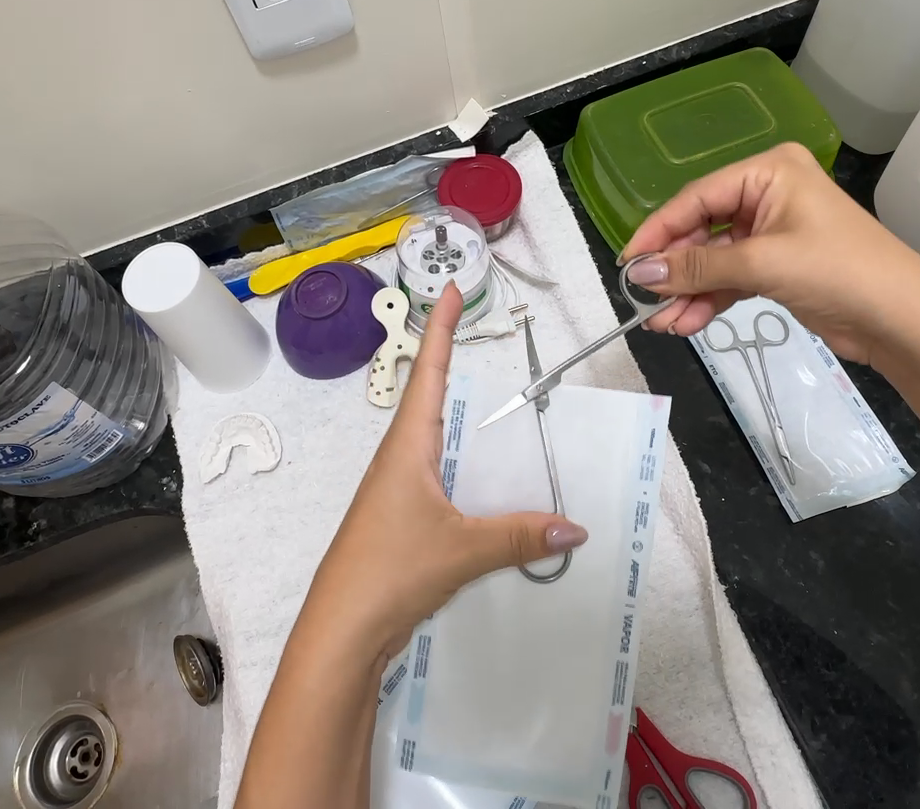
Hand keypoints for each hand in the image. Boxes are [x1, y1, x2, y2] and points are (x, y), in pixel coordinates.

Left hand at [298, 283, 588, 663]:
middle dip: (453, 364)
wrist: (341, 630)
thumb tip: (577, 528)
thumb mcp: (463, 549)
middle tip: (481, 337)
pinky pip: (442, 479)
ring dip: (463, 422)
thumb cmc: (391, 569)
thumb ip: (520, 536)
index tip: (451, 289)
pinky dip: (468, 470)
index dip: (440, 329)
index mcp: (408, 446)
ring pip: (438, 443)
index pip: (428, 372)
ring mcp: (399, 489)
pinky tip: (492, 488)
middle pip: (431, 399)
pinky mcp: (403, 519)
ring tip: (502, 410)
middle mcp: (401, 458)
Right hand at [619, 142, 919, 364]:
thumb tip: (638, 274)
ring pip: (711, 259)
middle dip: (674, 270)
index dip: (658, 232)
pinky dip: (707, 300)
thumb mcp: (761, 263)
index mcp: (768, 173)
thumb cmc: (840, 271)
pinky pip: (728, 278)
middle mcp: (766, 195)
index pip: (696, 198)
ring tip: (662, 324)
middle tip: (644, 303)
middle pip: (700, 230)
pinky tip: (686, 323)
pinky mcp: (775, 267)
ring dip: (686, 292)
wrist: (906, 322)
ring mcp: (771, 233)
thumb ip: (696, 267)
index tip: (627, 264)